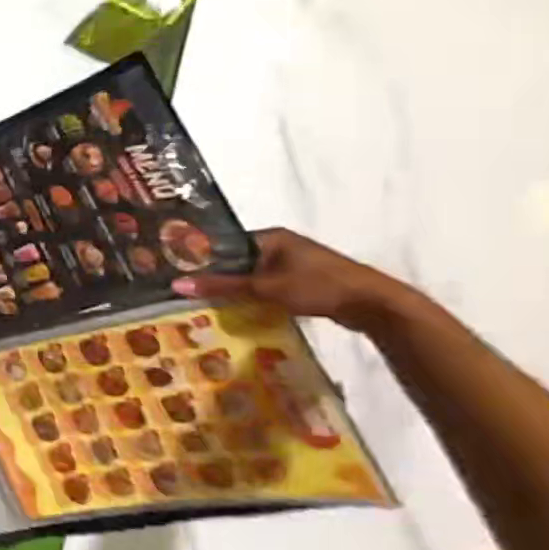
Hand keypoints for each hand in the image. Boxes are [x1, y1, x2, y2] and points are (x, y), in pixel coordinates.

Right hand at [172, 228, 414, 333]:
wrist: (372, 305)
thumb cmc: (317, 286)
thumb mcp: (265, 287)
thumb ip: (222, 287)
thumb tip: (176, 284)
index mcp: (271, 236)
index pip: (225, 242)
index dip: (201, 256)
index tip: (177, 272)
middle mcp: (281, 245)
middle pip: (237, 261)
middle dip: (216, 277)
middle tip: (186, 293)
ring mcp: (293, 265)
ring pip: (251, 277)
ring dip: (235, 291)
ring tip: (205, 305)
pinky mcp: (301, 283)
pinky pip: (266, 288)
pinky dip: (253, 299)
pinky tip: (237, 312)